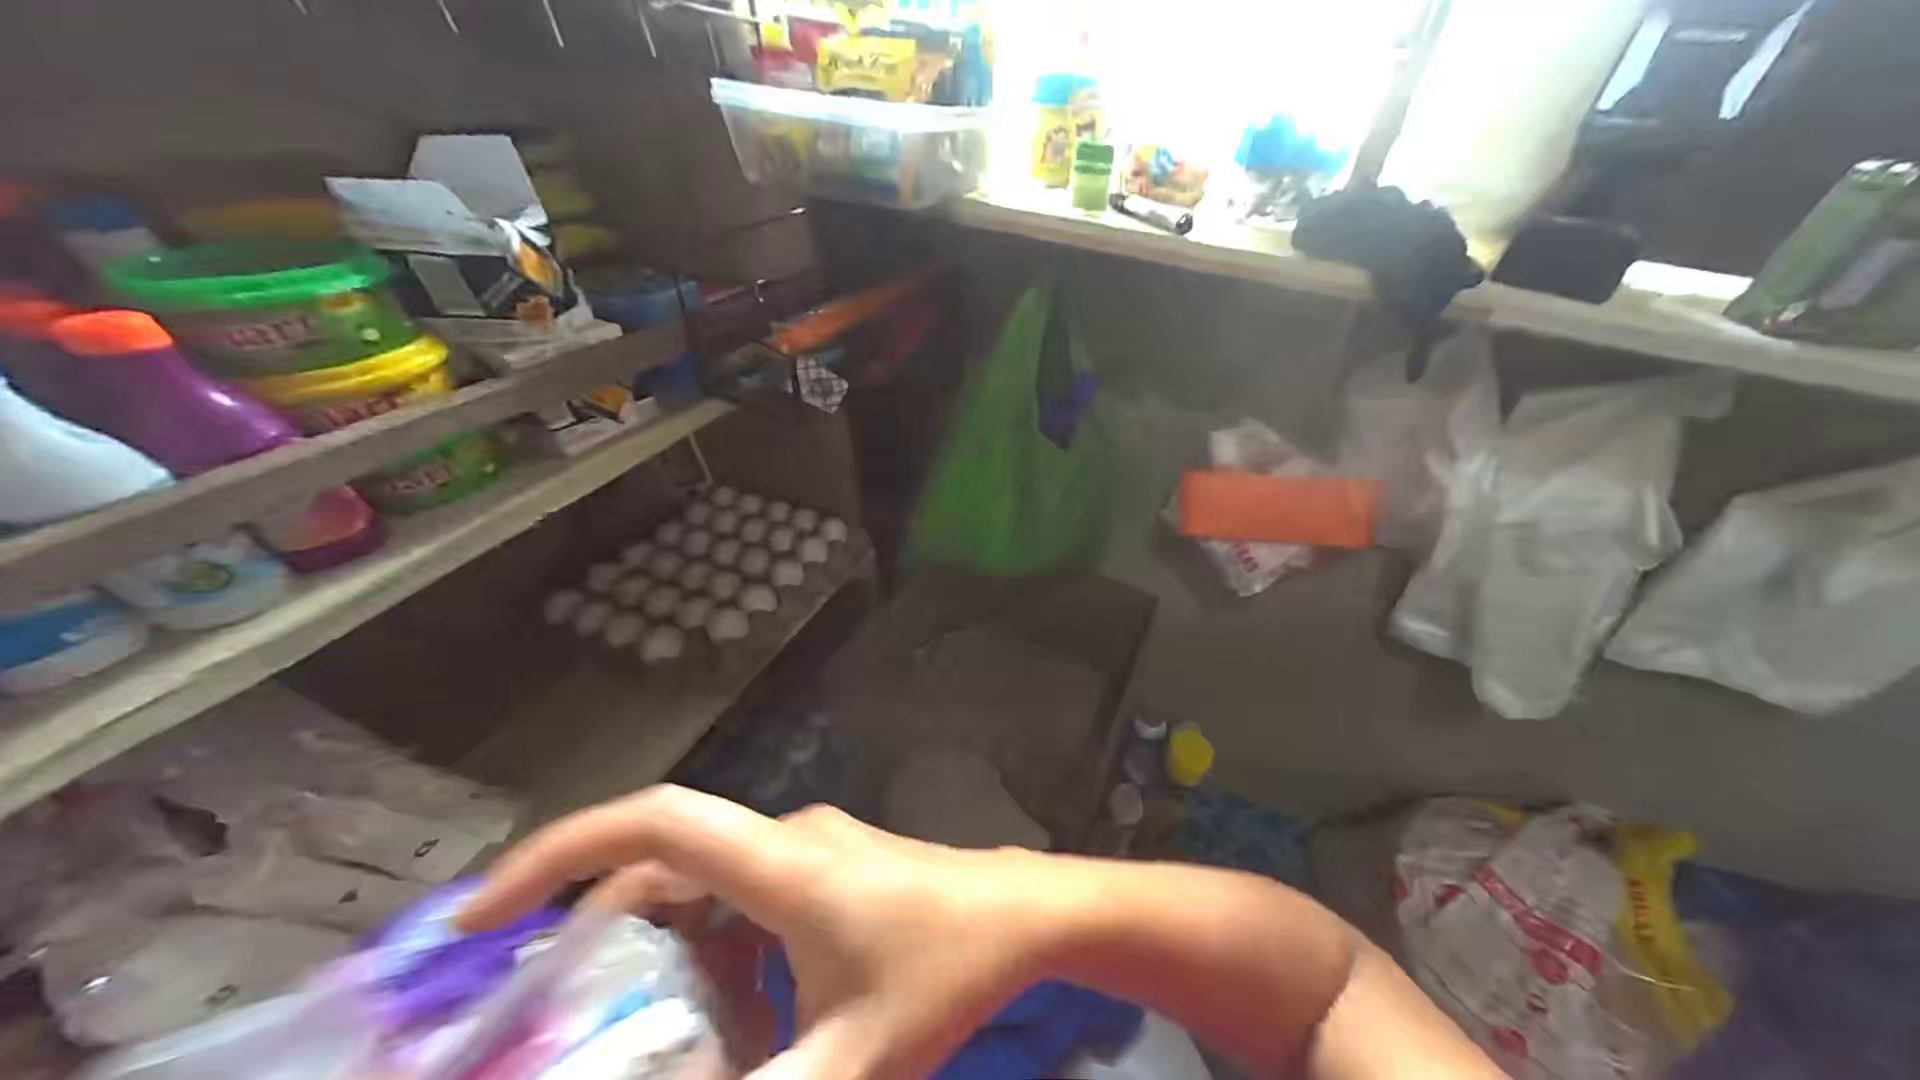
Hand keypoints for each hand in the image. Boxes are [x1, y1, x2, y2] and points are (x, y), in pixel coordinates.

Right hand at [459, 785, 1075, 1079]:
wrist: (1026, 916)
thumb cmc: (946, 973)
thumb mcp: (853, 1064)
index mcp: (778, 865)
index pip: (652, 823)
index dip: (560, 852)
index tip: (481, 913)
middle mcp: (784, 840)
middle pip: (668, 867)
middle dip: (600, 937)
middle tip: (546, 1016)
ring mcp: (808, 849)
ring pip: (705, 889)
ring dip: (668, 957)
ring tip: (646, 1038)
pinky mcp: (827, 870)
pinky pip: (746, 904)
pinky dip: (719, 959)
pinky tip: (739, 1026)